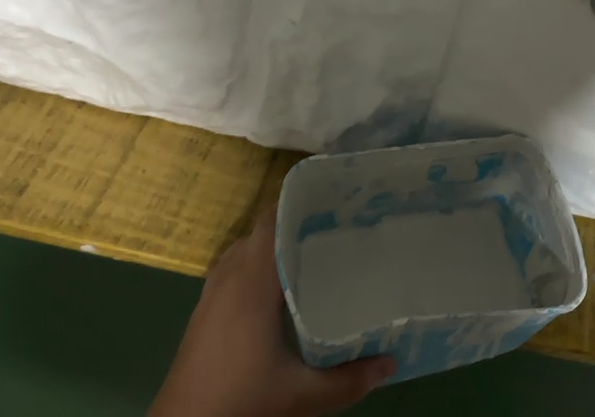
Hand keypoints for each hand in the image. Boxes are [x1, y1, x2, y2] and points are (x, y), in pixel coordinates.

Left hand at [150, 219, 393, 416]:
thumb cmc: (239, 402)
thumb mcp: (301, 395)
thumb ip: (349, 379)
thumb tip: (392, 361)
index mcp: (251, 282)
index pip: (271, 219)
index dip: (301, 202)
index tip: (337, 199)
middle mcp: (228, 278)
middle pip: (261, 230)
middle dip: (296, 222)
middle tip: (338, 224)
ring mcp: (210, 295)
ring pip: (245, 249)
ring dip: (274, 244)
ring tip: (315, 249)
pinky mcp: (202, 314)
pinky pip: (234, 270)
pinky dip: (258, 265)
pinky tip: (282, 289)